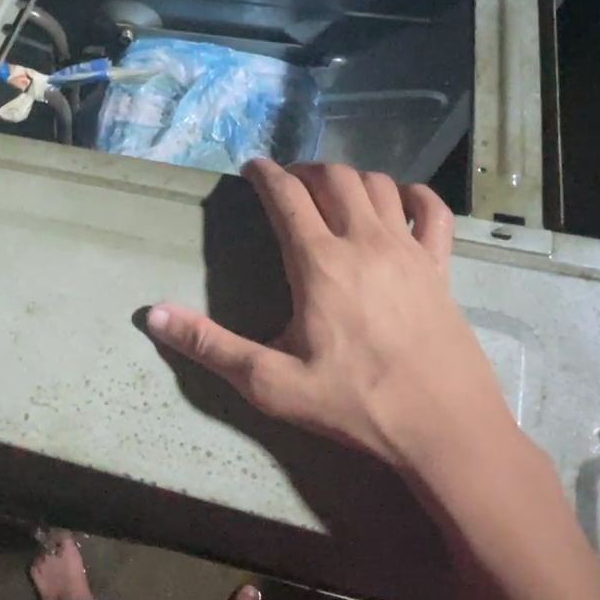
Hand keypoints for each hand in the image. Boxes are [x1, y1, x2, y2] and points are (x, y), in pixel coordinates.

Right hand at [147, 161, 517, 475]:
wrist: (446, 431)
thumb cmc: (354, 405)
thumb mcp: (271, 383)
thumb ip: (210, 345)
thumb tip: (153, 315)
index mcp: (319, 264)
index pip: (287, 196)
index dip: (265, 175)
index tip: (251, 168)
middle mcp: (365, 243)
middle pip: (335, 178)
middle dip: (305, 170)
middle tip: (286, 183)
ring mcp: (409, 252)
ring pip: (379, 186)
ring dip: (349, 178)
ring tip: (330, 191)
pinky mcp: (441, 269)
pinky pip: (432, 212)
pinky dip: (412, 195)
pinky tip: (399, 203)